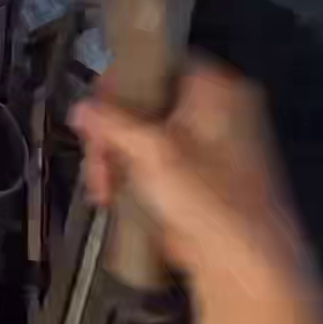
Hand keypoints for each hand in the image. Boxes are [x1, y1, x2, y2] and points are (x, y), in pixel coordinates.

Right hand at [69, 59, 312, 299]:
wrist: (243, 263)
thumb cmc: (203, 196)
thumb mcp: (148, 150)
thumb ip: (108, 120)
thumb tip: (79, 106)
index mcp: (218, 89)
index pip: (158, 60)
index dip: (121, 80)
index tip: (95, 108)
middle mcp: (217, 109)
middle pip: (142, 99)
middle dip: (109, 131)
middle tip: (97, 159)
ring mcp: (207, 142)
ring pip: (138, 131)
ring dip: (112, 156)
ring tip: (103, 188)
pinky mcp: (195, 173)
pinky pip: (147, 156)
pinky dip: (126, 171)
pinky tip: (114, 194)